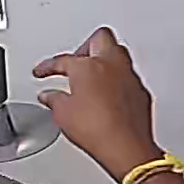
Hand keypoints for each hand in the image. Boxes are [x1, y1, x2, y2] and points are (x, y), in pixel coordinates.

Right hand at [32, 27, 162, 181]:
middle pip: (99, 38)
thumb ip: (54, 99)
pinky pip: (127, 75)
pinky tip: (107, 93)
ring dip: (103, 60)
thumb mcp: (63, 114)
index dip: (49, 66)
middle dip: (84, 46)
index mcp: (87, 66)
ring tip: (91, 74)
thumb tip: (49, 96)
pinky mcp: (140, 90)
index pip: (63, 60)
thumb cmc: (97, 129)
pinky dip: (115, 79)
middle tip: (75, 60)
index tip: (43, 71)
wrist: (125, 146)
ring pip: (117, 52)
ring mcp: (128, 75)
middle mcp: (111, 64)